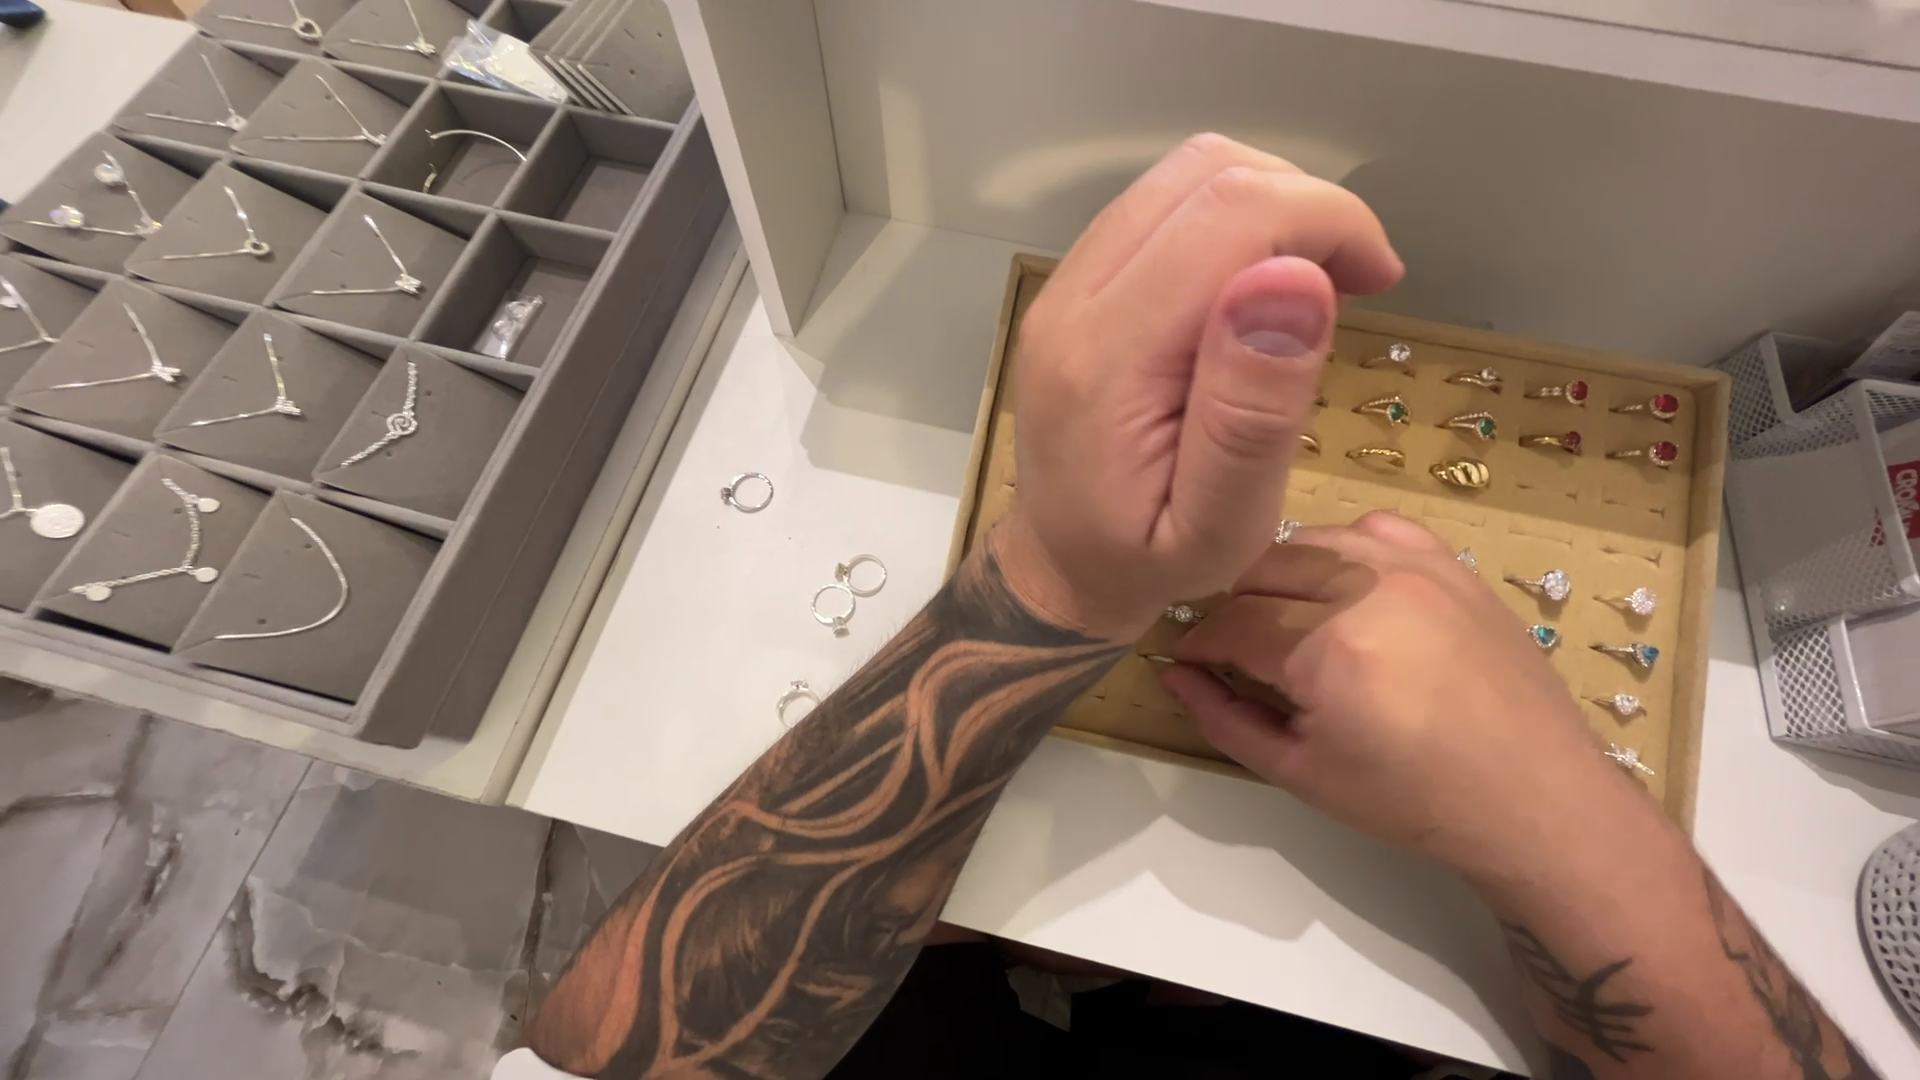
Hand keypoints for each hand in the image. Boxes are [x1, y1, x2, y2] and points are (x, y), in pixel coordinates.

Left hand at [992, 134, 1401, 640]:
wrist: (1061, 563)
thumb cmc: (1144, 560)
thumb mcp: (1217, 526)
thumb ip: (1249, 415)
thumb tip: (1292, 279)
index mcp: (1104, 360)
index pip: (1227, 217)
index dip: (1325, 219)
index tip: (1376, 280)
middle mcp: (1069, 304)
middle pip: (1202, 176)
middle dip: (1302, 204)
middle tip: (1348, 283)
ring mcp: (1061, 292)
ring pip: (1177, 182)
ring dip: (1265, 208)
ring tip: (1303, 289)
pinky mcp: (1070, 294)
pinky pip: (1154, 214)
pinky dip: (1223, 224)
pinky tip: (1248, 291)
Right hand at [1158, 512, 1654, 882]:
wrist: (1539, 802)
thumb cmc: (1411, 800)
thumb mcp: (1298, 773)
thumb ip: (1222, 718)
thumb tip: (1173, 674)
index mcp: (1330, 651)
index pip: (1230, 623)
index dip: (1198, 643)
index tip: (1189, 660)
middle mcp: (1368, 591)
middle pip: (1259, 570)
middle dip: (1230, 607)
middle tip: (1231, 646)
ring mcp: (1415, 568)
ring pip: (1307, 541)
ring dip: (1276, 575)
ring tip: (1278, 616)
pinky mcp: (1449, 564)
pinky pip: (1370, 530)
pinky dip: (1339, 551)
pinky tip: (1340, 588)